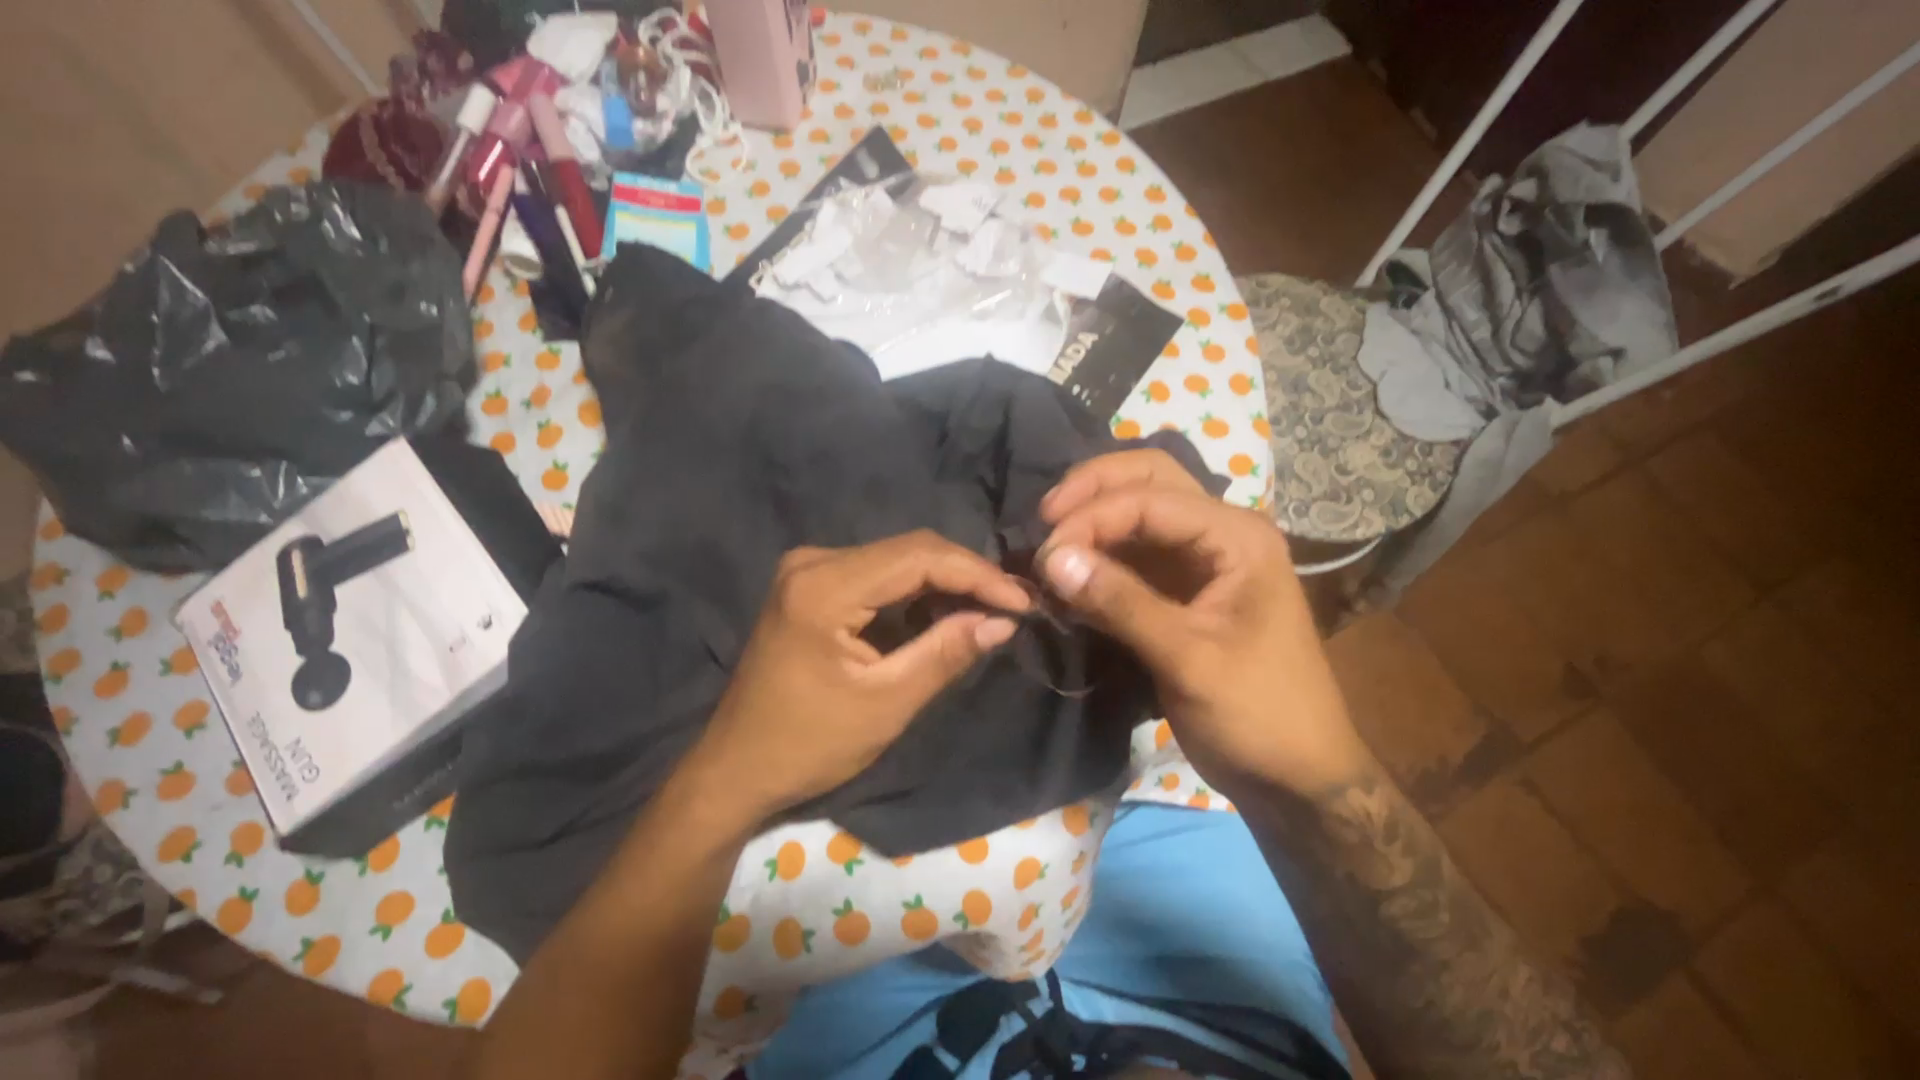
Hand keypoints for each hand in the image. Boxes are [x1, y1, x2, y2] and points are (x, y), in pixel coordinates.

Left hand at [683, 530, 1028, 825]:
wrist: (736, 768)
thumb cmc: (808, 744)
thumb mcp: (885, 704)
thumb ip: (944, 653)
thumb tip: (1004, 621)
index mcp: (823, 587)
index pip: (918, 557)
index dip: (977, 575)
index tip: (1023, 602)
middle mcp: (812, 562)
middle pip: (908, 550)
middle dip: (966, 575)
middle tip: (1015, 605)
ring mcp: (807, 571)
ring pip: (895, 559)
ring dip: (944, 582)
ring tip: (993, 609)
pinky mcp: (809, 586)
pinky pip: (876, 576)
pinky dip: (915, 592)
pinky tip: (949, 612)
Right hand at [1036, 451, 1372, 798]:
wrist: (1295, 775)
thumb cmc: (1257, 712)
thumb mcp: (1188, 657)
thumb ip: (1121, 602)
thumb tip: (1052, 557)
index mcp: (1237, 536)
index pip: (1151, 498)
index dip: (1092, 516)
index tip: (1045, 557)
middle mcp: (1221, 533)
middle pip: (1150, 479)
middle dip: (1093, 492)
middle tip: (1043, 522)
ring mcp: (1203, 561)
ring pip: (1139, 512)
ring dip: (1093, 520)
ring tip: (1049, 549)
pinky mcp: (1184, 592)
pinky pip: (1135, 556)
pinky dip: (1100, 557)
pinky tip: (1068, 578)